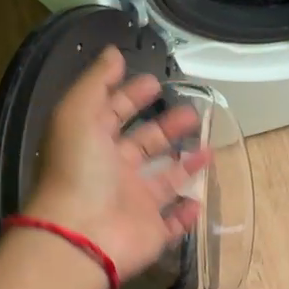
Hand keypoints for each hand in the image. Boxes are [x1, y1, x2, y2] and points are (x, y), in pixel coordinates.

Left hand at [22, 47, 210, 283]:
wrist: (82, 236)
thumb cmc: (78, 171)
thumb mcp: (78, 114)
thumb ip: (97, 82)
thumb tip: (114, 52)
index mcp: (92, 144)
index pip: (113, 114)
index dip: (131, 96)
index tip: (154, 82)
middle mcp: (113, 172)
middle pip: (144, 145)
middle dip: (166, 127)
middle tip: (193, 111)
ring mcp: (134, 203)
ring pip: (164, 180)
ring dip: (185, 165)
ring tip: (209, 148)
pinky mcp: (152, 231)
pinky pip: (173, 221)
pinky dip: (187, 212)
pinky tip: (201, 198)